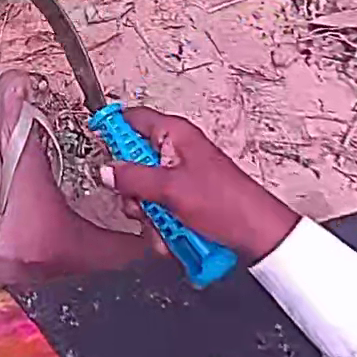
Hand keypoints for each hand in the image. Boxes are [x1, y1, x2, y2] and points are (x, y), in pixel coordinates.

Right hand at [98, 107, 298, 262]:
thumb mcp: (170, 189)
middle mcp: (177, 148)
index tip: (96, 136)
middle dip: (133, 188)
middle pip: (135, 159)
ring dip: (150, 212)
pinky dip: (164, 223)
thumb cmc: (227, 203)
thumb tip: (106, 170)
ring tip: (164, 226)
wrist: (260, 235)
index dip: (112, 126)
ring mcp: (182, 173)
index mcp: (174, 133)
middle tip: (141, 202)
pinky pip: (162, 205)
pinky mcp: (188, 196)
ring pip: (146, 188)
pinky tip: (173, 237)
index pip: (132, 118)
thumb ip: (132, 178)